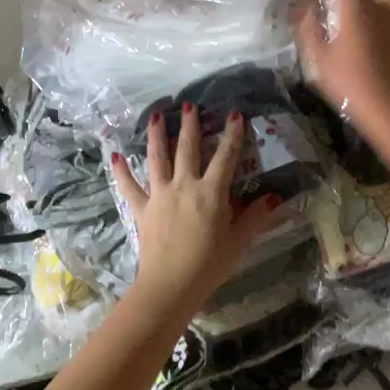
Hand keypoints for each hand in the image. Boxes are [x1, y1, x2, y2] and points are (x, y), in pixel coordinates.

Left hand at [110, 104, 280, 303]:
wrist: (171, 284)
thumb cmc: (209, 264)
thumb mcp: (239, 241)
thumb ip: (255, 216)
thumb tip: (274, 196)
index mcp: (211, 192)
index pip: (225, 156)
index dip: (231, 134)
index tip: (234, 113)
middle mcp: (184, 185)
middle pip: (187, 148)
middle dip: (189, 124)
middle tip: (189, 105)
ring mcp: (160, 195)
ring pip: (157, 158)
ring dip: (156, 135)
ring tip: (156, 115)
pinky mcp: (141, 209)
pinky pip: (129, 186)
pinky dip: (121, 171)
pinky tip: (115, 156)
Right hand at [294, 0, 389, 145]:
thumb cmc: (355, 87)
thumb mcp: (319, 61)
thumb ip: (306, 27)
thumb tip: (300, 5)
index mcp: (350, 1)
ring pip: (366, 1)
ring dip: (351, 4)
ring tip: (337, 17)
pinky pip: (380, 16)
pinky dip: (367, 19)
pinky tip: (361, 38)